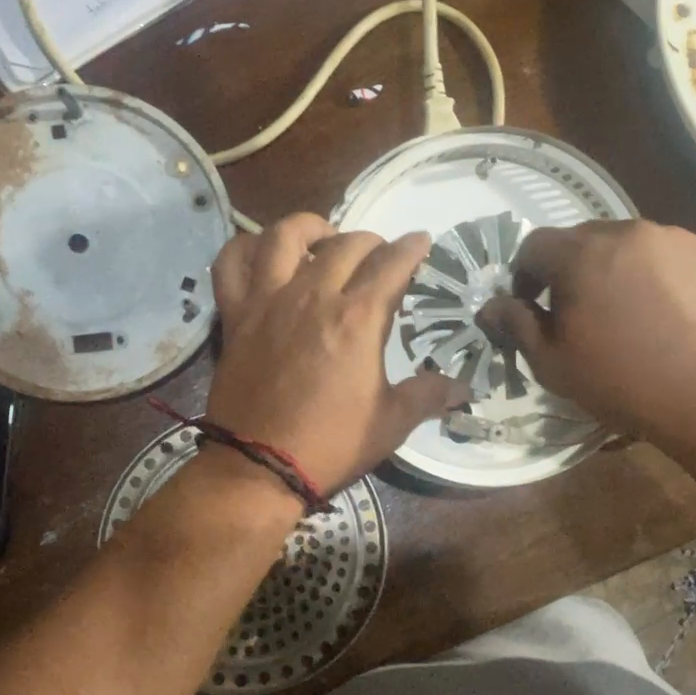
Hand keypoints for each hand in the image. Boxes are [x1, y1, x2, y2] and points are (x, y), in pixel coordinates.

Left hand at [207, 213, 462, 495]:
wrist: (259, 466)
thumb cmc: (331, 444)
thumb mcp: (391, 423)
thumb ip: (428, 395)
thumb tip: (464, 388)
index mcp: (357, 318)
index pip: (391, 264)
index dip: (411, 248)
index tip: (420, 242)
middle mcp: (313, 295)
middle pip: (346, 244)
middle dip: (371, 242)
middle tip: (379, 256)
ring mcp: (268, 301)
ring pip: (284, 236)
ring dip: (310, 227)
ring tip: (323, 238)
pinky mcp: (236, 315)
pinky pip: (231, 263)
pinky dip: (245, 248)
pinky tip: (261, 253)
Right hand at [476, 219, 695, 438]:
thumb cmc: (623, 384)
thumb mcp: (553, 364)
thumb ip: (517, 325)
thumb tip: (490, 305)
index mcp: (581, 255)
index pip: (534, 246)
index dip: (524, 277)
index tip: (533, 309)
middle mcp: (626, 232)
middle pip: (580, 239)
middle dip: (568, 271)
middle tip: (577, 314)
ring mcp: (672, 239)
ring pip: (624, 245)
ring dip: (611, 270)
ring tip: (623, 314)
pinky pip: (663, 254)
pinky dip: (651, 275)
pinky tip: (662, 313)